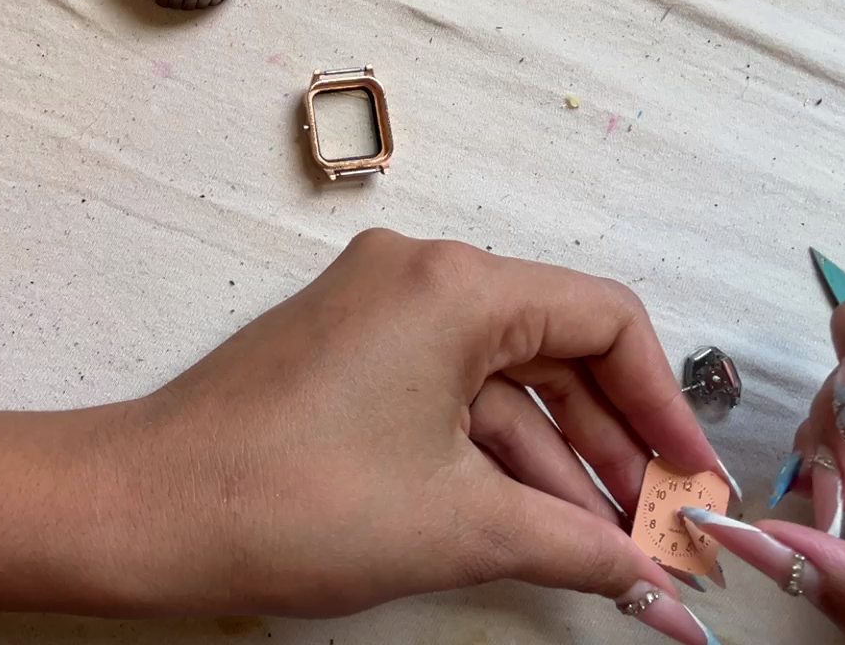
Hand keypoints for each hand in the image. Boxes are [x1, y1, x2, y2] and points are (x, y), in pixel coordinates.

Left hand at [126, 229, 732, 644]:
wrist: (153, 502)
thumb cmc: (299, 498)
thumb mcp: (458, 523)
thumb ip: (574, 542)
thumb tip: (649, 573)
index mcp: (451, 284)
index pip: (600, 317)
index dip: (661, 403)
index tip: (691, 484)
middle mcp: (414, 271)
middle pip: (550, 344)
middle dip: (606, 441)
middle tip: (656, 532)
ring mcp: (375, 303)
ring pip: (494, 372)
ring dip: (549, 454)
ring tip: (603, 546)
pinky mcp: (347, 340)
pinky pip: (441, 381)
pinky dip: (486, 443)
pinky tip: (529, 516)